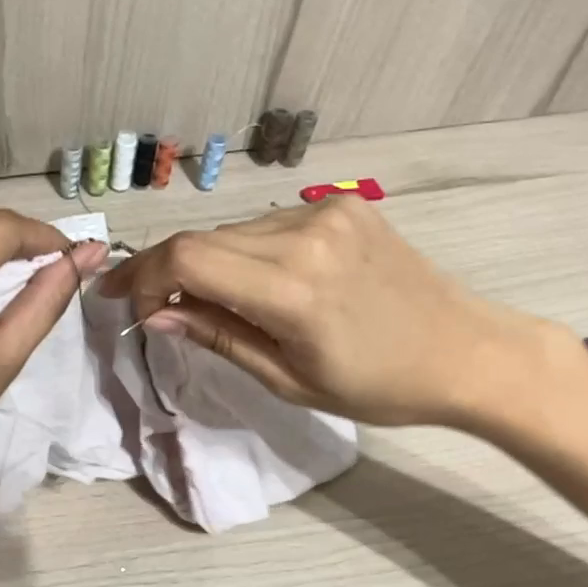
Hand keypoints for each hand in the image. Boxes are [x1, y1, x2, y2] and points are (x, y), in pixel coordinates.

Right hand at [96, 196, 570, 430]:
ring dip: (207, 263)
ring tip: (209, 301)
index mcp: (293, 288)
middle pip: (202, 239)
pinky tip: (260, 281)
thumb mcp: (289, 379)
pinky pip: (267, 223)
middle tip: (147, 305)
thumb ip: (216, 337)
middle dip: (164, 272)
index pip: (187, 258)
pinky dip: (246, 251)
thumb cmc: (379, 384)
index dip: (141, 276)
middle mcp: (304, 234)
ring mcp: (325, 211)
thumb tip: (154, 318)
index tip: (119, 301)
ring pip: (232, 230)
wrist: (468, 351)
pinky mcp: (342, 202)